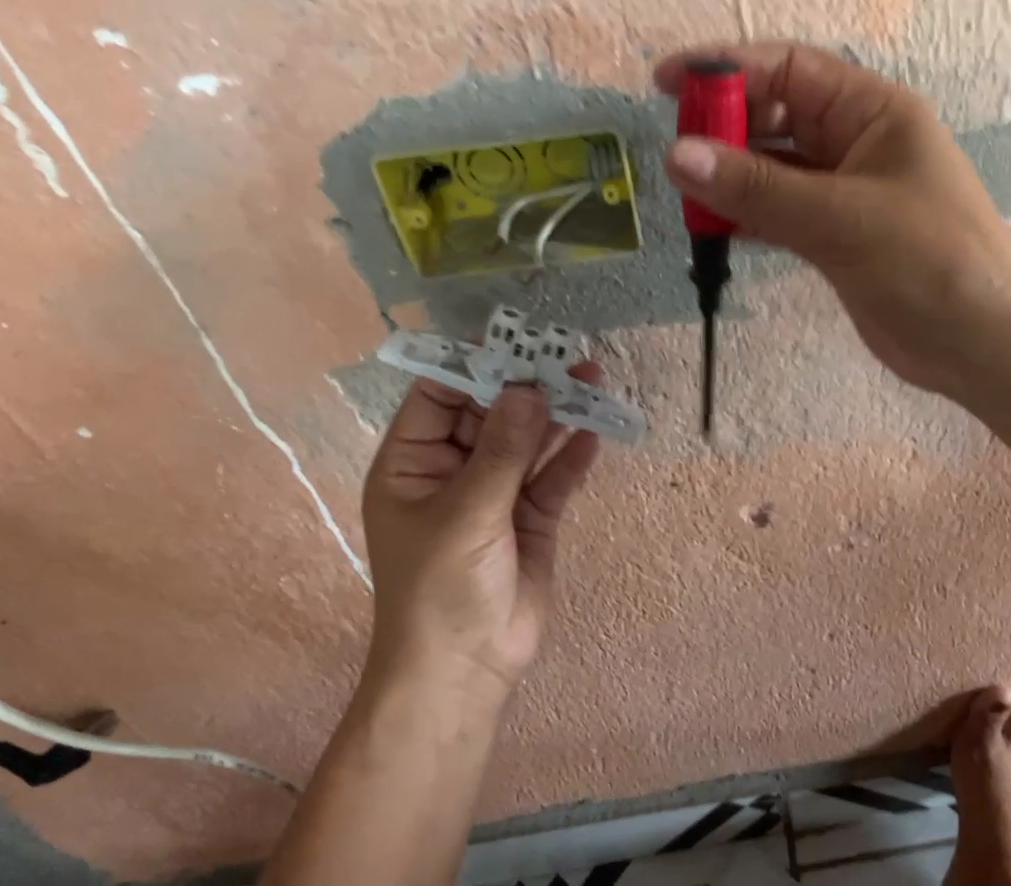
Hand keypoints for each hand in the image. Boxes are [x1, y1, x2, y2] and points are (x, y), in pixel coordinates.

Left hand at [360, 373, 600, 692]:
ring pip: (529, 440)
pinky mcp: (532, 517)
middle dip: (528, 384)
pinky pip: (554, 476)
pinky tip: (596, 432)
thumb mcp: (465, 513)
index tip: (518, 340)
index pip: (441, 395)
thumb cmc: (441, 589)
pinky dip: (574, 455)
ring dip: (559, 413)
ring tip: (595, 378)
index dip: (476, 365)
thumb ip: (502, 450)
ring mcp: (496, 493)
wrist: (465, 670)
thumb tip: (529, 389)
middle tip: (569, 355)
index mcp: (413, 462)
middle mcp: (454, 469)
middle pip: (492, 412)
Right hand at [655, 43, 1010, 397]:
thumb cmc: (929, 261)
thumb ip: (758, 188)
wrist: (981, 344)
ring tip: (684, 195)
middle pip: (775, 116)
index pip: (790, 69)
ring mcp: (844, 192)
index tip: (666, 83)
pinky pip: (777, 212)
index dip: (728, 68)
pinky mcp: (834, 237)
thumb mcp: (842, 217)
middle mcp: (856, 143)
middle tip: (675, 156)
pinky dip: (745, 215)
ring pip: (772, 169)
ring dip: (730, 177)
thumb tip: (678, 155)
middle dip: (724, 128)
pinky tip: (712, 226)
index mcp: (873, 111)